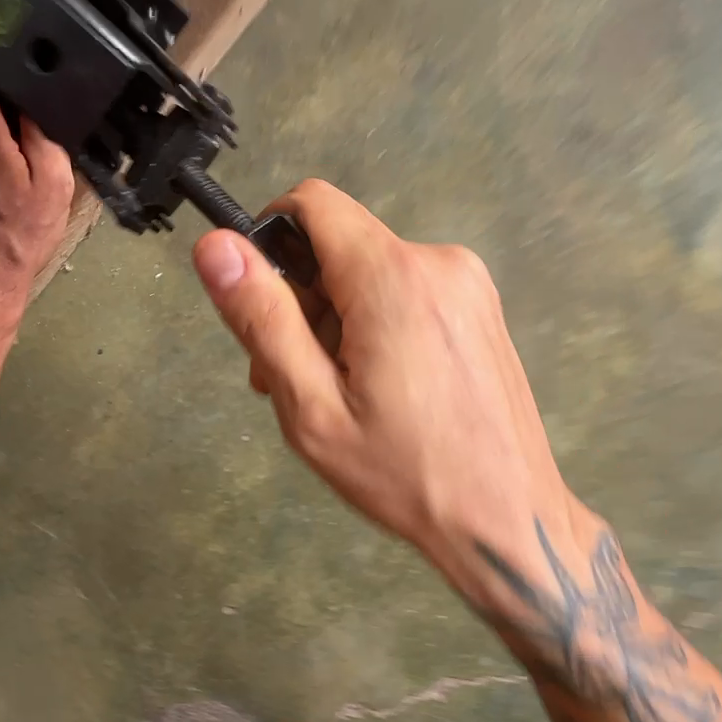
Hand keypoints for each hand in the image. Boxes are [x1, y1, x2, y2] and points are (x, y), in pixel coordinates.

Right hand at [191, 180, 586, 600]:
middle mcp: (438, 261)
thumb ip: (263, 320)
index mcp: (392, 278)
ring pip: (371, 274)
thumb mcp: (313, 408)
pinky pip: (407, 294)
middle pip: (339, 245)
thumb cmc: (404, 476)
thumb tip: (215, 246)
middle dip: (302, 301)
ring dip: (337, 322)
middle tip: (289, 381)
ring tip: (336, 398)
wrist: (506, 518)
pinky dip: (377, 328)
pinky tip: (379, 391)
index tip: (262, 308)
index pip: (311, 203)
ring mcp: (469, 284)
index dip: (269, 243)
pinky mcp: (481, 309)